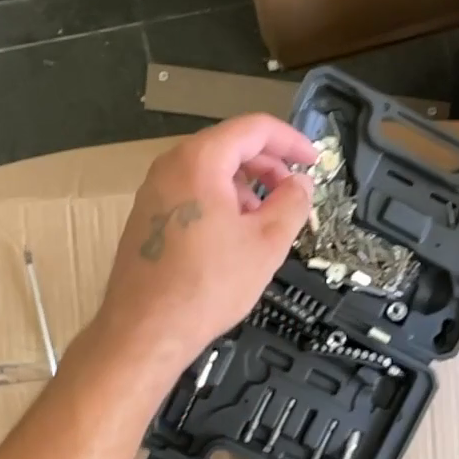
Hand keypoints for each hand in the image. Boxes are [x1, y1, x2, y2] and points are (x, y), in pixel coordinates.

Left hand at [94, 114, 316, 367]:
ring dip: (245, 188)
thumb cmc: (207, 286)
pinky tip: (234, 239)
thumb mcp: (266, 243)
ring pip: (210, 173)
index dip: (290, 141)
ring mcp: (153, 193)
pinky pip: (191, 195)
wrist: (146, 330)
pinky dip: (220, 204)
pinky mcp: (147, 219)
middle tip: (294, 193)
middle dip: (268, 166)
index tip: (313, 160)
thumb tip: (300, 184)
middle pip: (229, 147)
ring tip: (265, 223)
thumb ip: (291, 203)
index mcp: (199, 161)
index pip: (253, 128)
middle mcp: (169, 167)